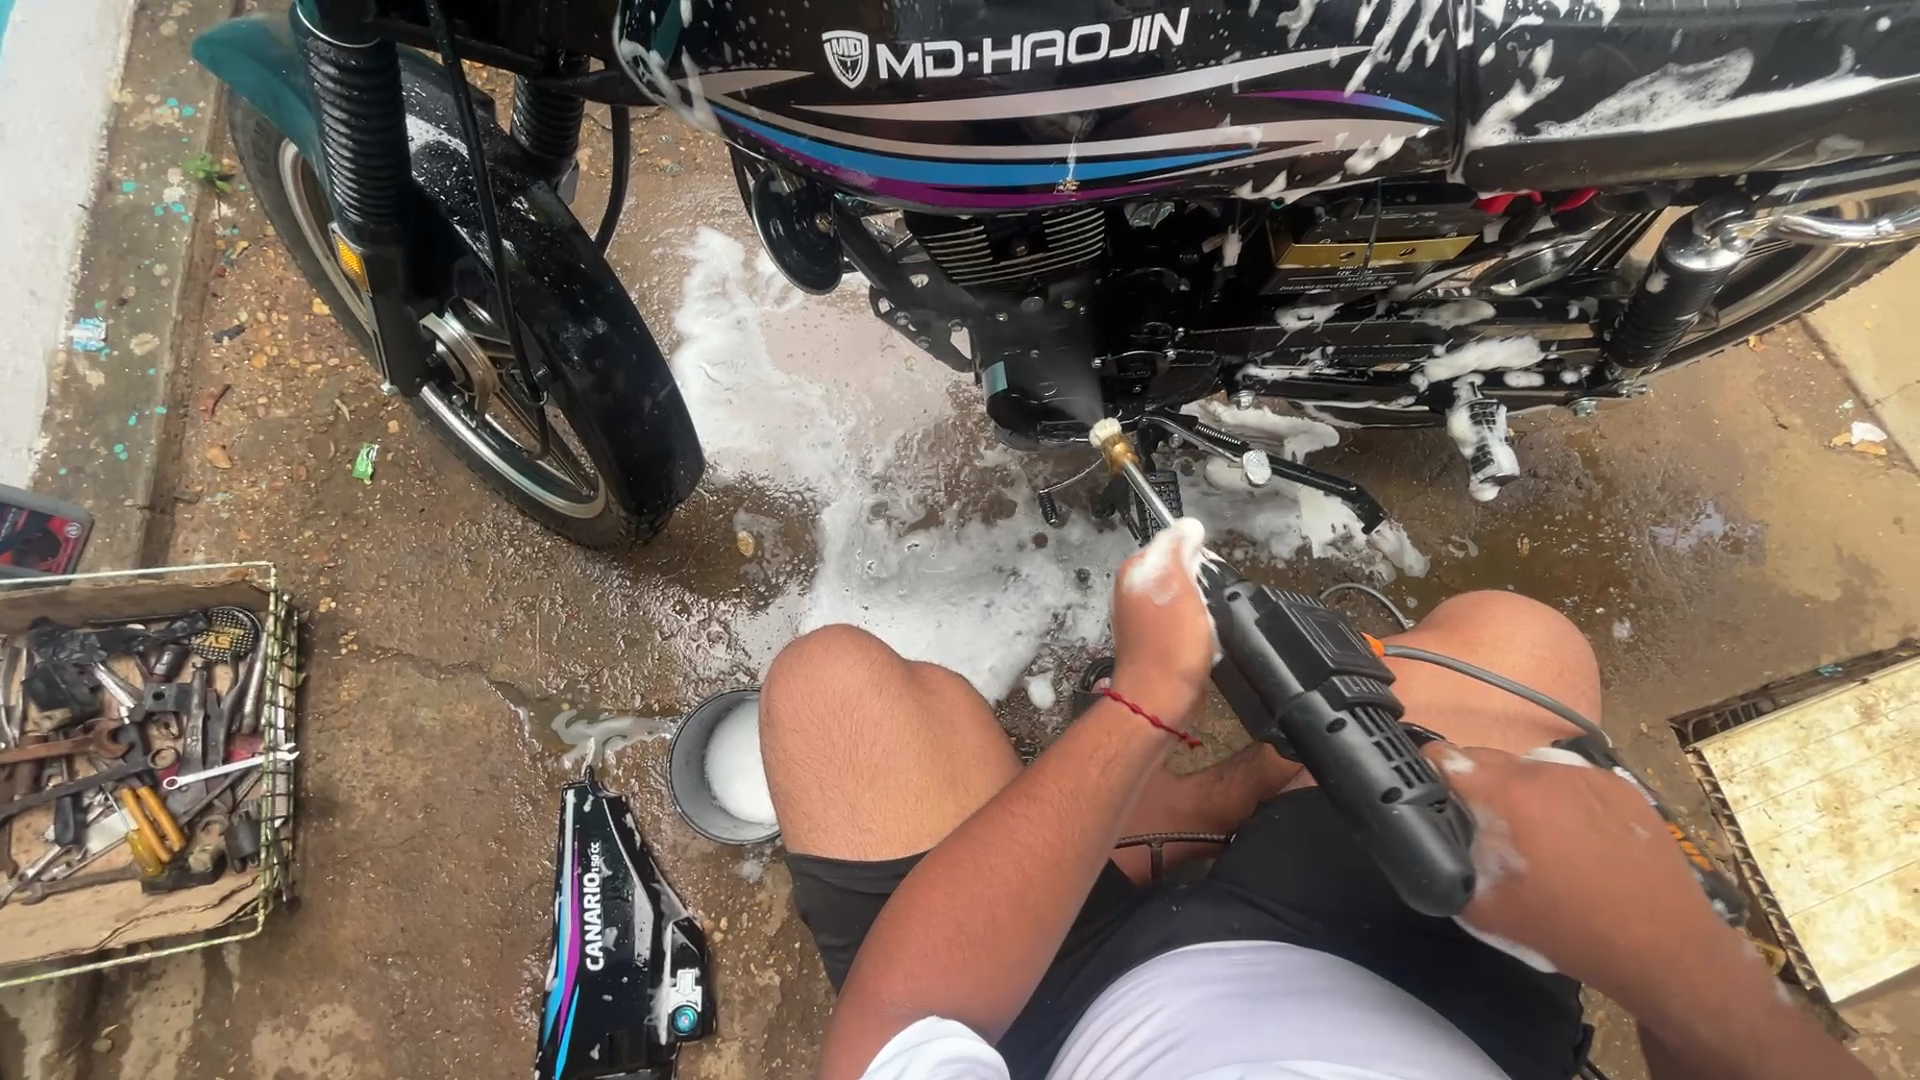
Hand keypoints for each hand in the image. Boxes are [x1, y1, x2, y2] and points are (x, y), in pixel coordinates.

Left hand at [1110, 518, 1214, 724]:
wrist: (1161, 698)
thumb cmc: (1171, 643)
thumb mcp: (1179, 584)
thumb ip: (1179, 548)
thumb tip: (1188, 524)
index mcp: (1135, 571)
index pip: (1173, 544)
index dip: (1197, 558)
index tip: (1207, 577)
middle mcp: (1132, 590)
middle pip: (1181, 571)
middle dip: (1201, 586)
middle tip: (1207, 606)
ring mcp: (1141, 616)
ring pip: (1186, 598)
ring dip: (1202, 610)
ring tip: (1204, 627)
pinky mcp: (1154, 639)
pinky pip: (1184, 622)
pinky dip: (1197, 629)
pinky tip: (1201, 642)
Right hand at [1424, 743, 1745, 1005]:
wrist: (1669, 952)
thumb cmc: (1570, 930)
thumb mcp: (1484, 909)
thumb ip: (1443, 864)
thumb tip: (1423, 842)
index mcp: (1506, 795)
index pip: (1442, 755)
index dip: (1426, 773)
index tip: (1430, 796)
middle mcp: (1542, 771)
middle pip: (1482, 757)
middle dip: (1472, 785)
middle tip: (1482, 825)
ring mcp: (1586, 775)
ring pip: (1524, 765)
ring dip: (1514, 788)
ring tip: (1531, 830)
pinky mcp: (1620, 786)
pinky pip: (1567, 776)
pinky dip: (1558, 794)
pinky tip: (1572, 830)